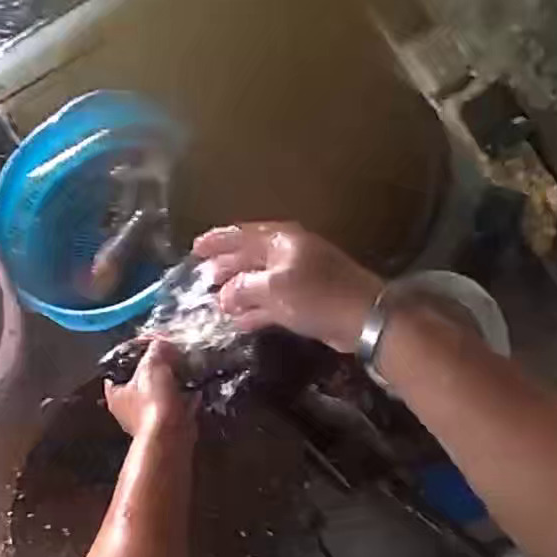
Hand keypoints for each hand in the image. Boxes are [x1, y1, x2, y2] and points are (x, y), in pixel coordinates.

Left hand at [105, 339, 194, 439]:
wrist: (171, 434)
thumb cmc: (153, 400)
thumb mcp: (152, 366)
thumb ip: (156, 351)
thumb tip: (161, 343)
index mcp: (116, 394)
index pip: (115, 373)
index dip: (128, 360)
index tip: (142, 351)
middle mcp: (128, 409)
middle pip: (140, 383)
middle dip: (155, 372)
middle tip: (168, 358)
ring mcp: (149, 419)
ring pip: (160, 396)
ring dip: (172, 385)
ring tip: (184, 370)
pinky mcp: (168, 426)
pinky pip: (178, 408)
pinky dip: (186, 399)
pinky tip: (196, 390)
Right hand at [194, 222, 383, 352]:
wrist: (362, 317)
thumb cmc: (317, 294)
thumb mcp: (273, 288)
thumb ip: (242, 289)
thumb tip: (223, 296)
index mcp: (281, 240)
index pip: (241, 235)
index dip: (217, 241)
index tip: (195, 249)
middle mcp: (288, 253)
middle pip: (249, 256)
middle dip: (225, 267)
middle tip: (202, 277)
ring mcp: (297, 277)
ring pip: (258, 281)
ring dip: (237, 291)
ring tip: (214, 301)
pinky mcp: (304, 301)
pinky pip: (270, 302)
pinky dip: (253, 310)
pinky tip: (237, 322)